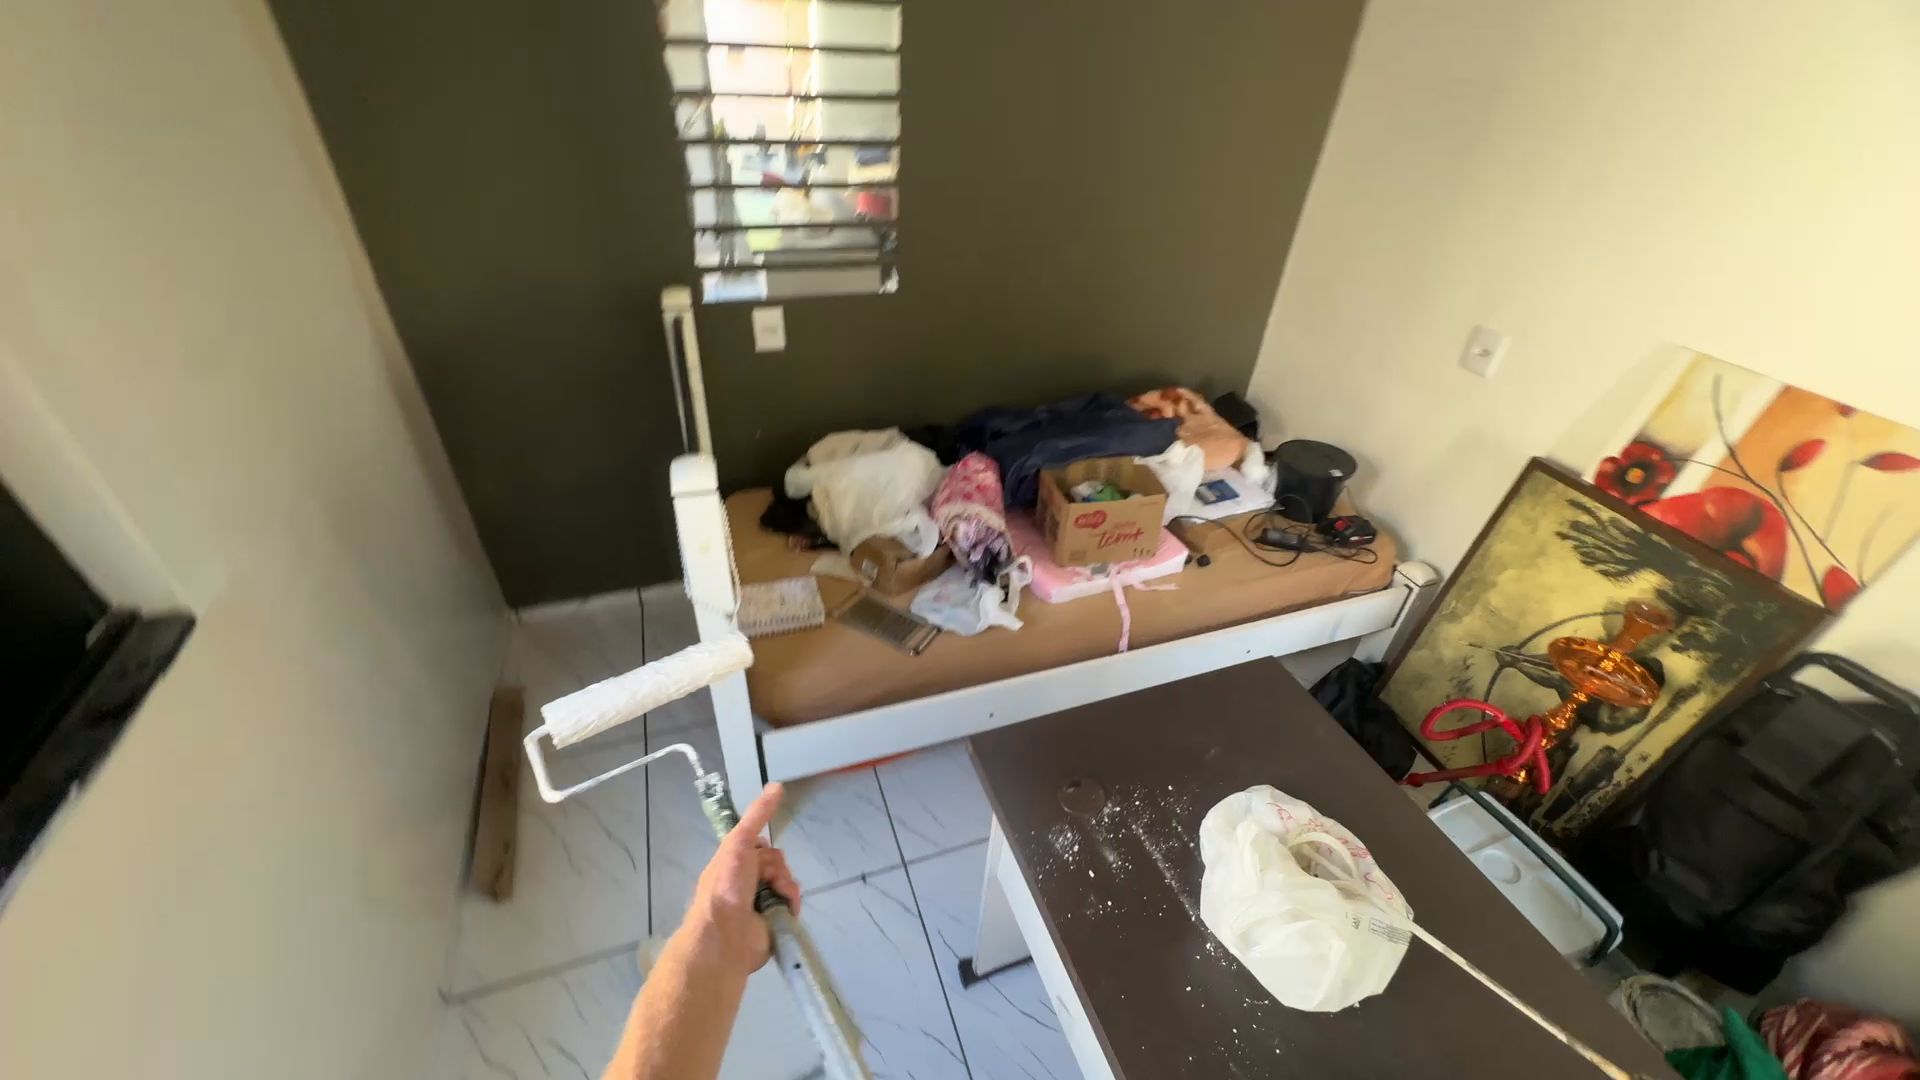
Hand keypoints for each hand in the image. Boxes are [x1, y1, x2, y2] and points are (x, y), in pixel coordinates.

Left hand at [683, 783, 800, 978]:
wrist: (725, 936)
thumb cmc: (726, 886)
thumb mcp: (739, 841)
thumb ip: (758, 814)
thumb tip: (777, 784)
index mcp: (733, 865)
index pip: (760, 848)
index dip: (765, 848)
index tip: (763, 850)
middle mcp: (746, 885)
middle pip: (777, 864)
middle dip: (778, 868)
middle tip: (769, 878)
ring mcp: (760, 905)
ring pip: (787, 883)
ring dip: (787, 886)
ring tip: (778, 896)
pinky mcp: (773, 923)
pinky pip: (791, 905)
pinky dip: (792, 904)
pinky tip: (786, 908)